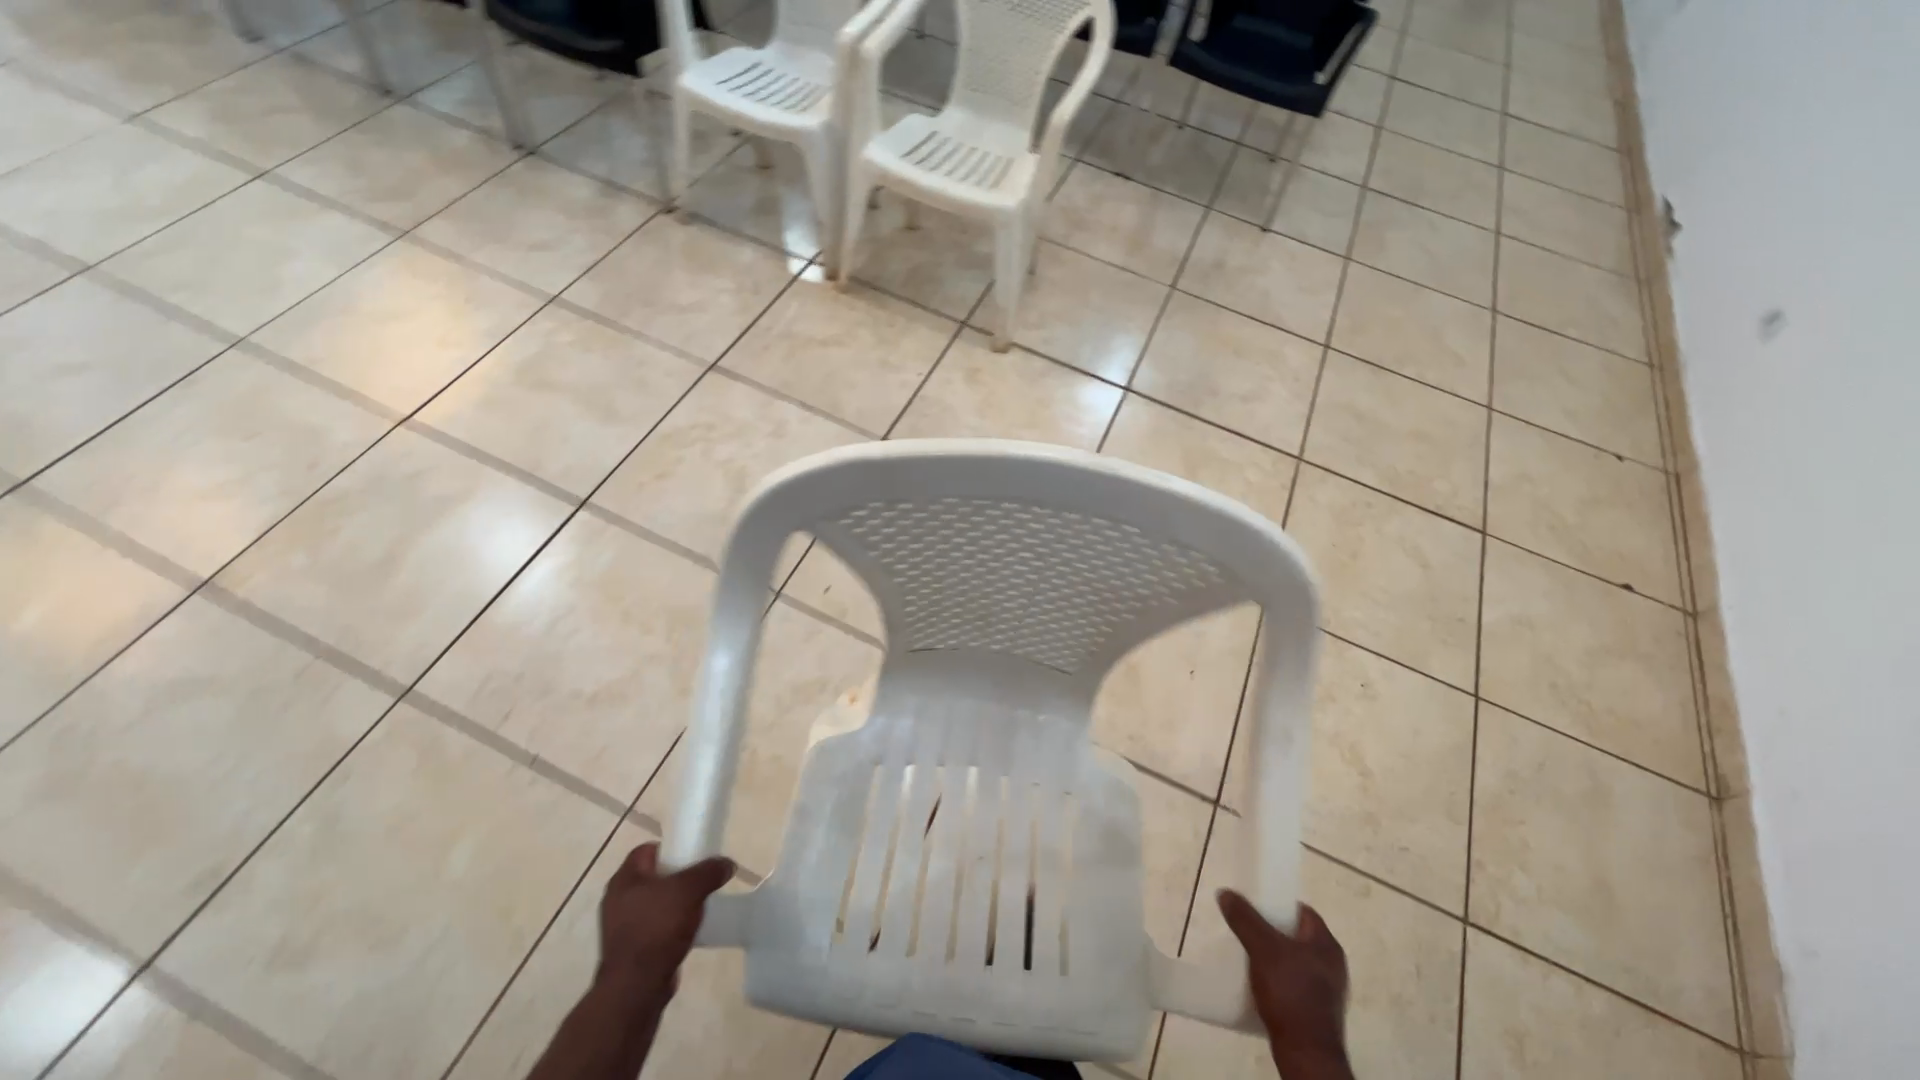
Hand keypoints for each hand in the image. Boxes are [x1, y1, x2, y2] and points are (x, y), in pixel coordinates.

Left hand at [595, 843, 733, 996]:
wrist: (637, 986)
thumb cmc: (657, 928)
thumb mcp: (689, 891)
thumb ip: (709, 872)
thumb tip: (727, 864)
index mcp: (624, 878)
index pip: (647, 850)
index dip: (671, 847)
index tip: (694, 855)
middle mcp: (617, 899)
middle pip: (653, 876)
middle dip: (677, 877)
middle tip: (700, 881)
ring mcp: (621, 926)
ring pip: (654, 903)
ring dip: (675, 904)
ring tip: (698, 907)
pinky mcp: (630, 948)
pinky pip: (654, 927)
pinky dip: (670, 926)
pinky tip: (688, 932)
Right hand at [1216, 892, 1351, 1079]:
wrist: (1306, 1052)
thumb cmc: (1289, 993)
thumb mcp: (1262, 950)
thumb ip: (1245, 920)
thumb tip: (1226, 893)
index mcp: (1326, 944)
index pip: (1302, 912)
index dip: (1278, 905)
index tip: (1255, 908)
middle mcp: (1333, 964)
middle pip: (1298, 936)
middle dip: (1273, 933)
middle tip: (1248, 933)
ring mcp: (1328, 990)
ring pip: (1297, 962)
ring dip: (1275, 958)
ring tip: (1250, 960)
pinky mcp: (1319, 1011)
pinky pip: (1296, 985)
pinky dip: (1279, 981)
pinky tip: (1261, 987)